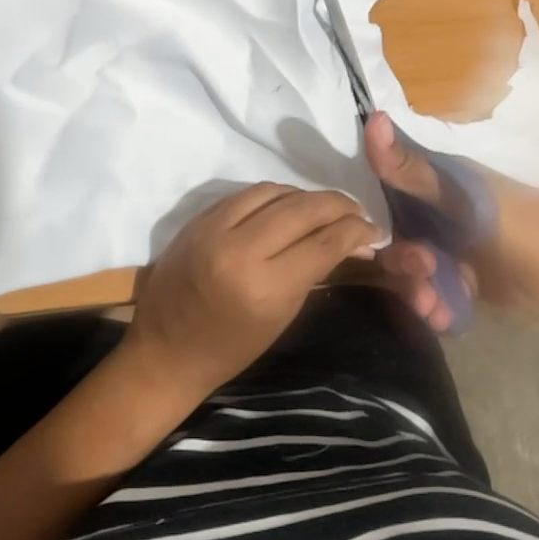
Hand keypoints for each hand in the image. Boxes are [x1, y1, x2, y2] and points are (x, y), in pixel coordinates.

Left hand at [123, 182, 380, 396]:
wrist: (165, 348)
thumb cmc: (230, 348)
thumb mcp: (281, 315)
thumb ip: (314, 271)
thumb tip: (352, 242)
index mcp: (265, 286)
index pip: (324, 242)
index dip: (356, 230)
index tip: (373, 229)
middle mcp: (239, 249)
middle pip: (303, 208)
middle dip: (338, 205)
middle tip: (357, 212)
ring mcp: (214, 228)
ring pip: (275, 191)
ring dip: (307, 196)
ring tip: (326, 207)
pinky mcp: (199, 218)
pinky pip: (247, 193)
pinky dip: (275, 195)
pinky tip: (290, 205)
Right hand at [364, 112, 538, 331]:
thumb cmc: (529, 230)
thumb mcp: (466, 199)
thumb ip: (415, 170)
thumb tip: (373, 118)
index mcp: (438, 185)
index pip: (386, 194)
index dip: (374, 220)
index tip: (376, 244)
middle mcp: (440, 214)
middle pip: (395, 240)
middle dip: (401, 267)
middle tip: (421, 284)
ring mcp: (454, 251)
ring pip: (412, 272)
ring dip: (417, 292)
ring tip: (434, 310)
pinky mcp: (468, 283)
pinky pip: (435, 295)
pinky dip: (436, 308)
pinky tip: (444, 320)